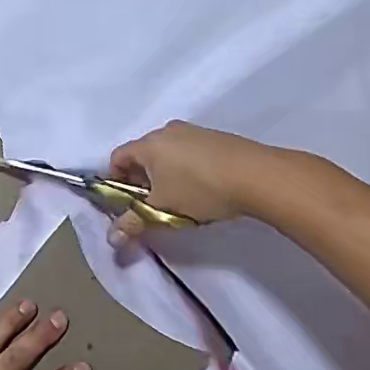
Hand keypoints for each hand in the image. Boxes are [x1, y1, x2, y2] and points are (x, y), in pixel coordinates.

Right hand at [107, 121, 295, 241]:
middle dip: (142, 179)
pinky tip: (203, 187)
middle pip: (142, 154)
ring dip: (166, 173)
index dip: (116, 180)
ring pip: (168, 152)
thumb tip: (112, 238)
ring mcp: (194, 131)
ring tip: (180, 197)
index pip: (118, 157)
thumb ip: (134, 222)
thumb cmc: (200, 189)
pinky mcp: (216, 137)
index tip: (128, 201)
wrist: (257, 176)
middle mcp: (167, 131)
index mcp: (148, 144)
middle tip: (153, 202)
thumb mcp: (163, 210)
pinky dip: (187, 167)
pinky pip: (190, 151)